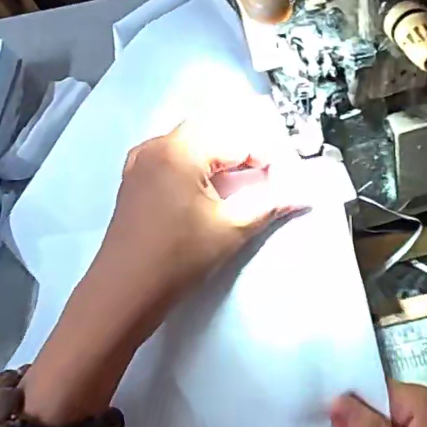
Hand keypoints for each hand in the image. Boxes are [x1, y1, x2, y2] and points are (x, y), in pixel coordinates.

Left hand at [88, 106, 295, 323]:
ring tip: (240, 182)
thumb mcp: (232, 229)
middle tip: (265, 175)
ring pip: (189, 143)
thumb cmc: (179, 258)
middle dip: (241, 151)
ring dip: (217, 157)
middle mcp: (157, 145)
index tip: (283, 174)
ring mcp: (140, 161)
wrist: (124, 292)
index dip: (264, 155)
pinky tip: (207, 188)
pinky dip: (194, 165)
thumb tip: (302, 196)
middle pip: (211, 134)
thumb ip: (269, 206)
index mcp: (181, 150)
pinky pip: (171, 157)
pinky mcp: (133, 178)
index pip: (235, 139)